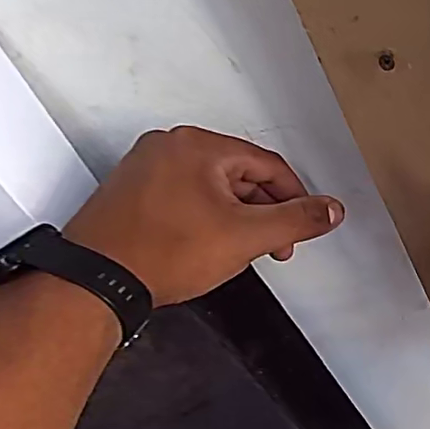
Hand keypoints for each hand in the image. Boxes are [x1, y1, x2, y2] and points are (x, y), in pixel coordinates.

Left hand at [63, 126, 344, 304]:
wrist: (100, 280)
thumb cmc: (158, 253)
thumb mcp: (251, 236)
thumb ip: (300, 219)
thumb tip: (330, 209)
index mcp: (197, 148)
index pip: (272, 166)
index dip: (297, 199)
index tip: (305, 222)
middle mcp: (170, 148)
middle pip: (247, 175)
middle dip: (269, 212)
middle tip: (277, 242)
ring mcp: (150, 167)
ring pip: (221, 187)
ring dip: (244, 217)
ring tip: (244, 247)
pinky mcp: (139, 190)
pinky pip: (194, 195)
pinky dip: (215, 217)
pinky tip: (214, 244)